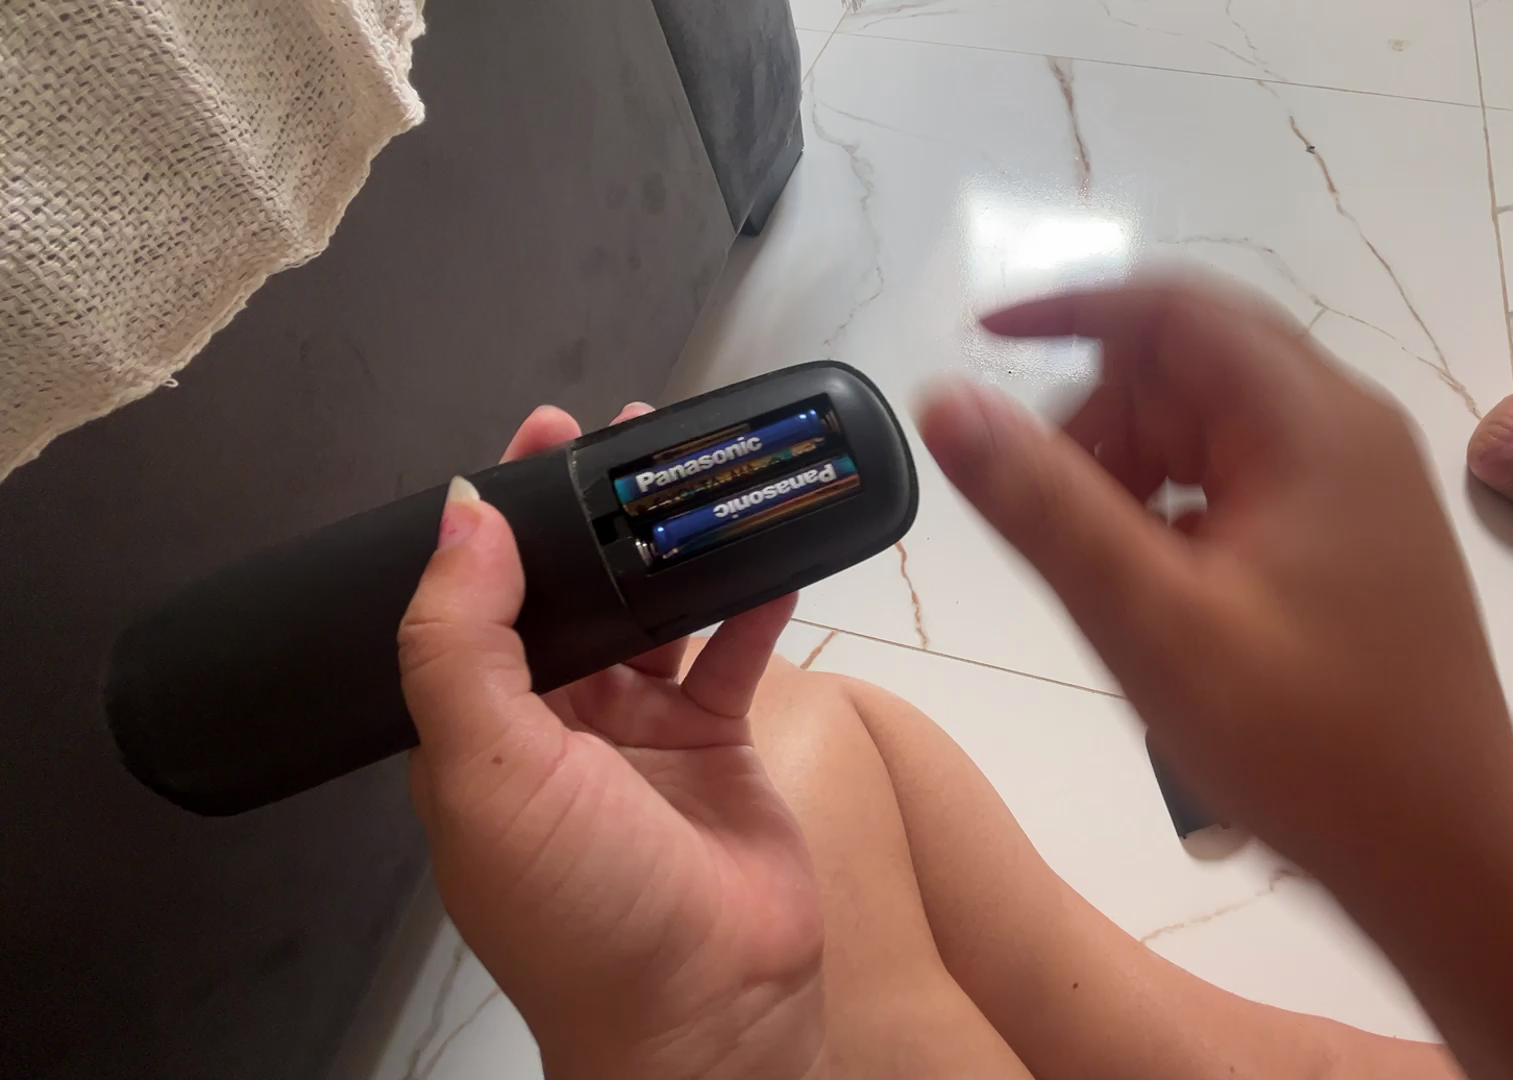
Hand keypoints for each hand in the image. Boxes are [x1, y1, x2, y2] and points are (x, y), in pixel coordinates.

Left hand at [398, 404, 822, 1079]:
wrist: (711, 1002)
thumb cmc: (584, 914)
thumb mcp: (489, 775)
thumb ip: (464, 646)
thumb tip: (462, 522)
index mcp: (488, 727)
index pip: (485, 596)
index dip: (510, 514)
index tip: (544, 439)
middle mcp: (564, 721)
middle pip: (583, 593)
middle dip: (603, 518)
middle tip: (634, 444)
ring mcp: (648, 728)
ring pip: (664, 616)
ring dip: (684, 557)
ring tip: (707, 492)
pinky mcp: (719, 737)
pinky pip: (736, 655)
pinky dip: (755, 611)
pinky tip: (775, 568)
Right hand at [922, 274, 1512, 1079]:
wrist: (1441, 854)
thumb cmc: (1301, 743)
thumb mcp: (1147, 619)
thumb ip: (1042, 505)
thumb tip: (949, 403)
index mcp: (1308, 422)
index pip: (1172, 309)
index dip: (1069, 310)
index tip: (985, 338)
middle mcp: (1338, 427)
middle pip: (1184, 370)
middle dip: (1099, 422)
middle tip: (1057, 519)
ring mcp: (1347, 481)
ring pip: (1202, 428)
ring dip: (1129, 472)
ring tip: (1109, 567)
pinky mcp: (1340, 530)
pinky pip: (1229, 479)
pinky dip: (1169, 506)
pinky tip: (1157, 579)